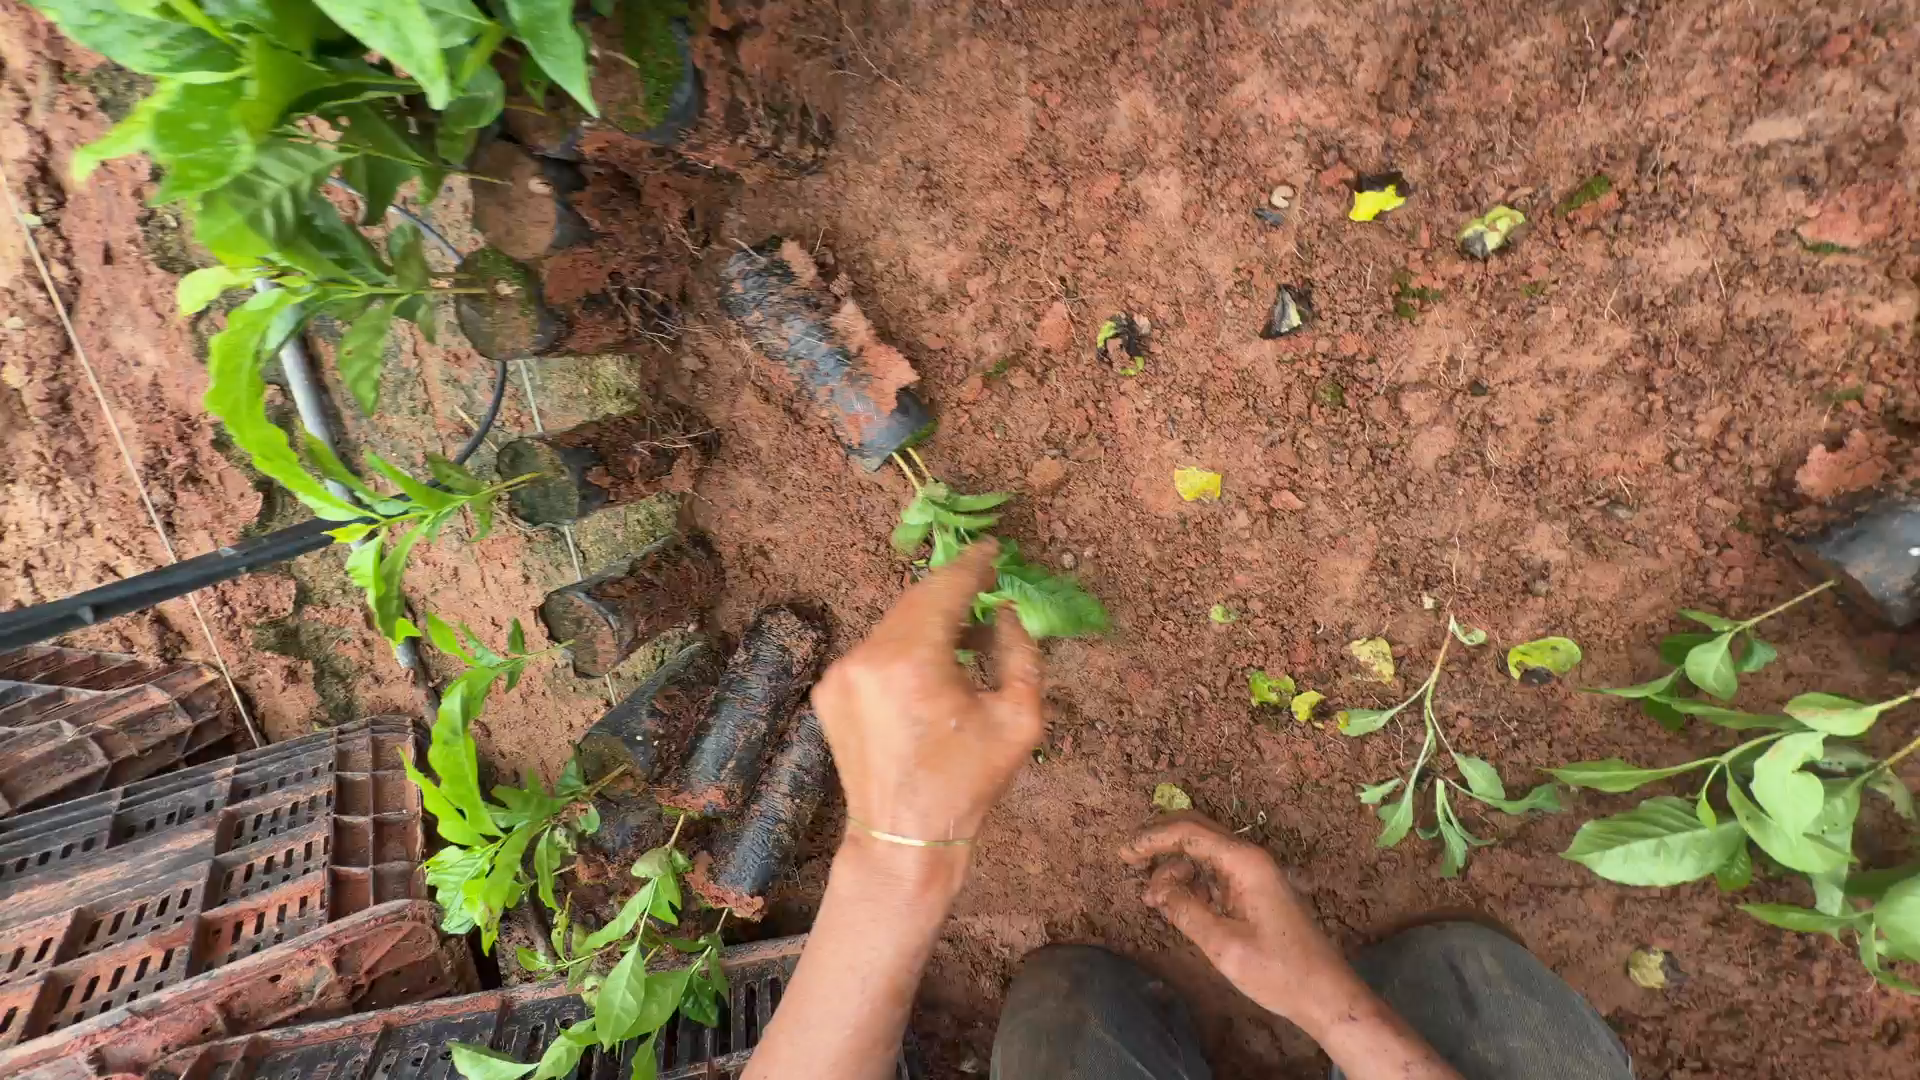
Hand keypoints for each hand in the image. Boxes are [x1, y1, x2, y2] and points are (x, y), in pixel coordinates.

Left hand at [813, 540, 1042, 867]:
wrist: (902, 840)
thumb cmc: (967, 782)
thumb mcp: (1019, 719)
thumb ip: (1019, 652)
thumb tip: (1003, 613)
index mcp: (913, 661)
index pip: (945, 589)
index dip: (972, 566)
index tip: (992, 550)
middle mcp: (867, 656)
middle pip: (915, 601)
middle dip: (951, 590)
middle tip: (984, 585)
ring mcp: (840, 673)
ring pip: (893, 624)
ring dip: (929, 620)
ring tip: (965, 635)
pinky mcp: (828, 690)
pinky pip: (875, 650)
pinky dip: (904, 646)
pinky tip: (929, 667)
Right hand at [1121, 814, 1362, 1028]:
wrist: (1328, 997)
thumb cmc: (1278, 971)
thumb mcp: (1224, 945)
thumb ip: (1185, 910)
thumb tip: (1156, 889)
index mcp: (1244, 862)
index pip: (1188, 832)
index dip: (1152, 838)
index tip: (1124, 853)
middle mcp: (1248, 857)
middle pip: (1194, 830)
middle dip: (1159, 840)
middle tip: (1129, 858)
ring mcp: (1252, 871)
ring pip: (1201, 850)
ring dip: (1174, 867)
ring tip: (1153, 899)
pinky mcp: (1252, 888)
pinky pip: (1213, 870)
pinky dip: (1190, 880)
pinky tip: (1176, 902)